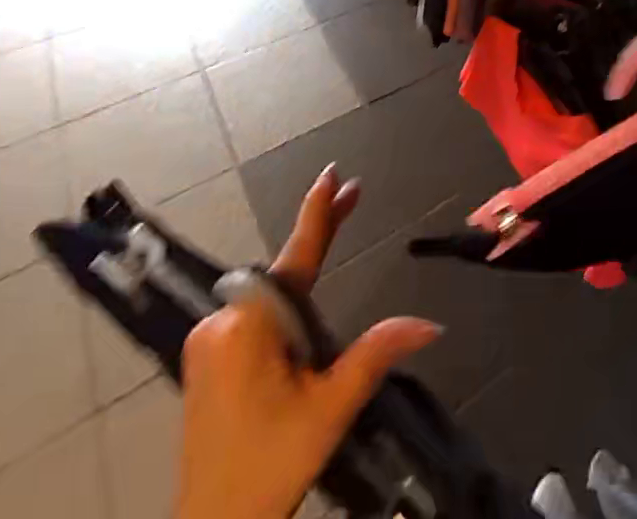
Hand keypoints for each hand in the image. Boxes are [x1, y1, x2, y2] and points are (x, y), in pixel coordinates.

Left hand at [176, 166, 441, 518]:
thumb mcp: (331, 408)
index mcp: (251, 325)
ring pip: (267, 296)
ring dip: (301, 284)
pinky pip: (252, 316)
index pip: (293, 257)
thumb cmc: (273, 463)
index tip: (333, 173)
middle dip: (318, 233)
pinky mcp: (205, 357)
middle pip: (281, 269)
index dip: (317, 212)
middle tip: (354, 193)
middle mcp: (223, 320)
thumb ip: (375, 355)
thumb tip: (431, 323)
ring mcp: (208, 338)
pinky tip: (299, 329)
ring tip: (330, 282)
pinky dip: (281, 309)